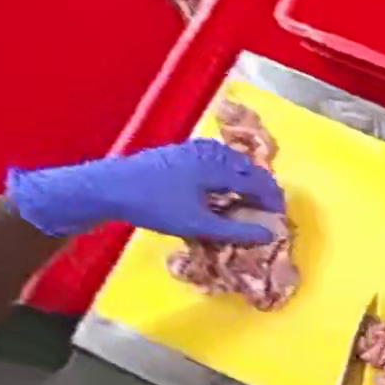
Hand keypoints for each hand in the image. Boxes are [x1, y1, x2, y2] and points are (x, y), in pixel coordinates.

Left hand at [4, 140, 285, 240]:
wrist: (105, 188)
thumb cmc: (155, 208)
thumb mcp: (200, 226)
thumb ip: (239, 231)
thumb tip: (271, 234)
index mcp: (213, 168)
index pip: (257, 181)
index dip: (273, 200)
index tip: (279, 217)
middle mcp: (204, 154)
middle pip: (246, 166)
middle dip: (263, 186)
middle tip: (269, 207)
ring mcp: (189, 150)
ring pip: (231, 158)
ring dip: (246, 176)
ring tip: (251, 195)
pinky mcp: (178, 153)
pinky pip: (214, 156)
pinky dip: (228, 169)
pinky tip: (225, 184)